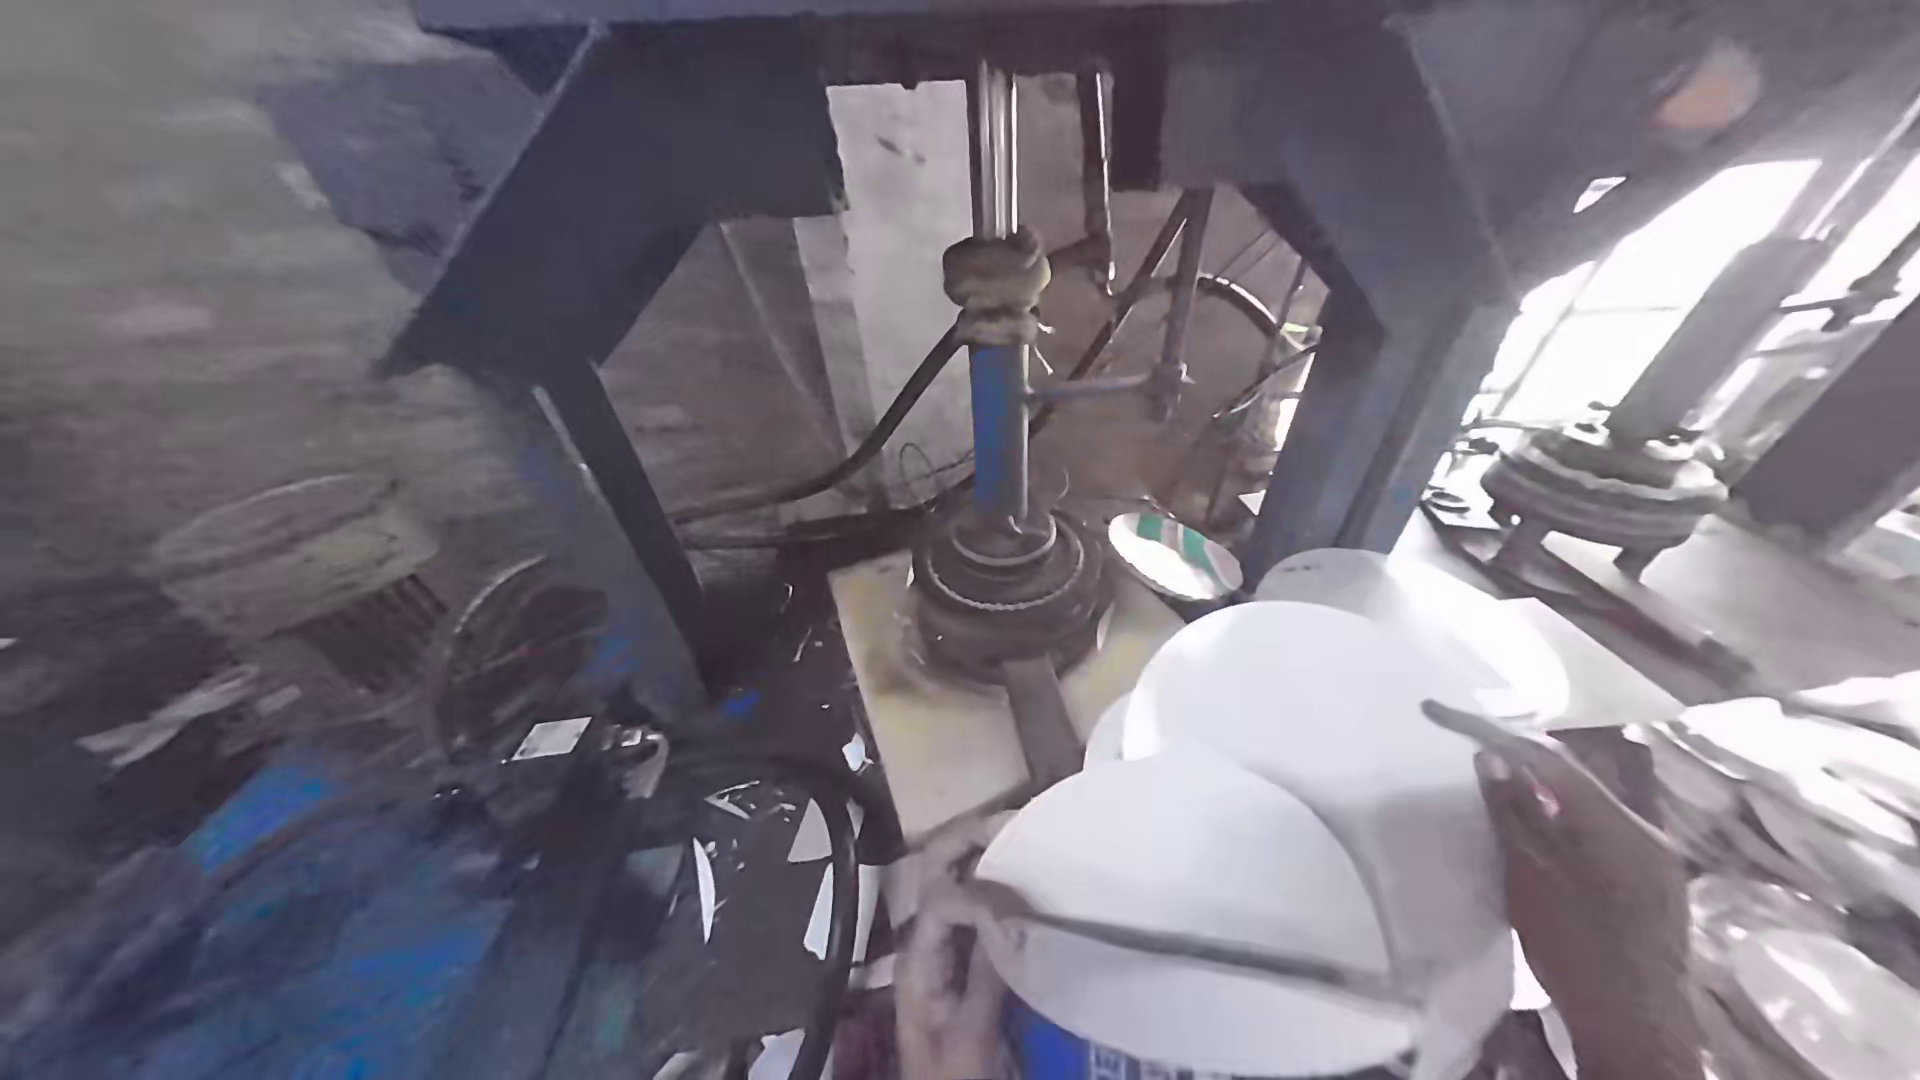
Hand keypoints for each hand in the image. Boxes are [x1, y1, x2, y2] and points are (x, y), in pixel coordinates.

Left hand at [894, 819, 1007, 1079]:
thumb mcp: (971, 1041)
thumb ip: (987, 977)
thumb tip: (1012, 918)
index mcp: (918, 958)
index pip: (941, 901)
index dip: (981, 898)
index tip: (1022, 915)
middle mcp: (924, 938)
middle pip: (935, 870)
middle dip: (967, 839)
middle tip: (1011, 823)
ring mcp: (942, 944)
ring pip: (953, 879)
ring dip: (980, 851)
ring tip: (1019, 834)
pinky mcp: (961, 956)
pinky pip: (973, 905)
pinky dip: (995, 882)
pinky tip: (1021, 875)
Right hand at [1477, 741, 1700, 1079]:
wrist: (1632, 1029)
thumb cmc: (1576, 947)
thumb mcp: (1532, 874)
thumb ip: (1513, 809)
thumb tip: (1490, 753)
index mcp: (1620, 827)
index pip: (1545, 758)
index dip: (1487, 730)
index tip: (1435, 710)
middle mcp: (1642, 833)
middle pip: (1566, 773)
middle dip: (1510, 748)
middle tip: (1456, 730)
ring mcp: (1645, 858)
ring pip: (1574, 798)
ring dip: (1527, 777)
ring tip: (1480, 763)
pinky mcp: (1637, 879)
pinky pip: (1582, 822)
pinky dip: (1544, 807)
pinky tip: (1519, 812)